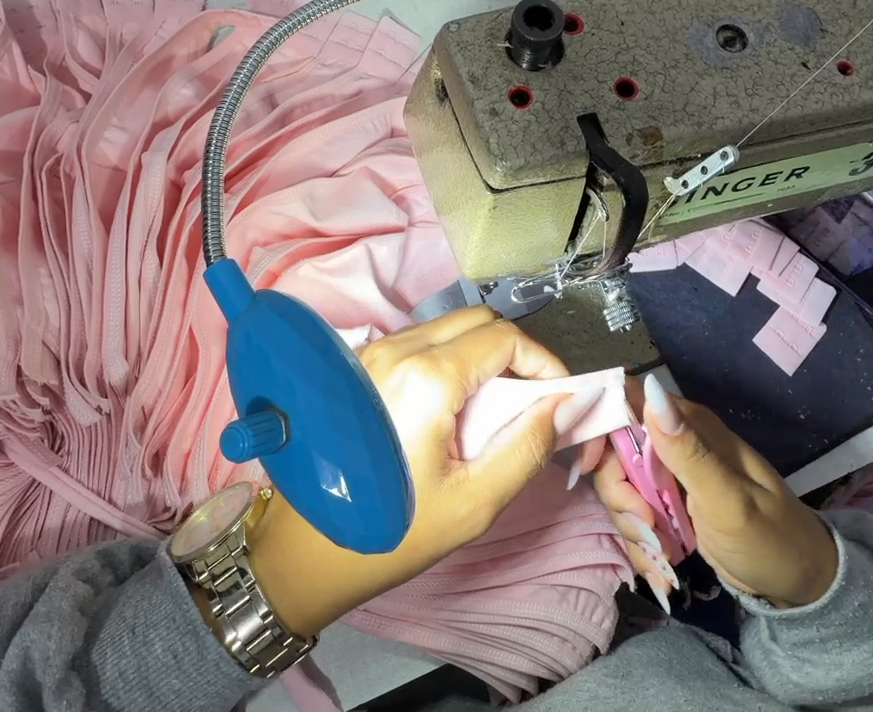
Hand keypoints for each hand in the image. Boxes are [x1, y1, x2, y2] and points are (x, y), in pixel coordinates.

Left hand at [246, 307, 598, 634]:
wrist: (305, 552)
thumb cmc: (393, 533)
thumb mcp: (474, 502)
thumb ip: (528, 446)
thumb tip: (567, 404)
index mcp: (426, 378)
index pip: (505, 338)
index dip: (544, 362)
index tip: (558, 398)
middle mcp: (396, 350)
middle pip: (478, 320)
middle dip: (515, 354)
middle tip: (528, 402)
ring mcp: (371, 353)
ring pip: (447, 327)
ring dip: (480, 355)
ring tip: (490, 410)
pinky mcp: (358, 366)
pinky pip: (418, 342)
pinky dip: (449, 359)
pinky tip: (449, 408)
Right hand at [593, 375, 838, 608]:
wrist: (797, 584)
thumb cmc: (770, 538)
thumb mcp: (727, 499)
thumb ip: (686, 449)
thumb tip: (649, 388)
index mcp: (690, 424)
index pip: (626, 401)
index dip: (600, 426)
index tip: (593, 466)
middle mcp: (676, 440)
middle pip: (615, 449)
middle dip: (619, 491)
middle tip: (645, 524)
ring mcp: (670, 473)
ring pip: (621, 484)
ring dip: (630, 522)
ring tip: (662, 550)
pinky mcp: (668, 502)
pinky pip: (634, 511)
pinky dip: (641, 539)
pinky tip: (661, 561)